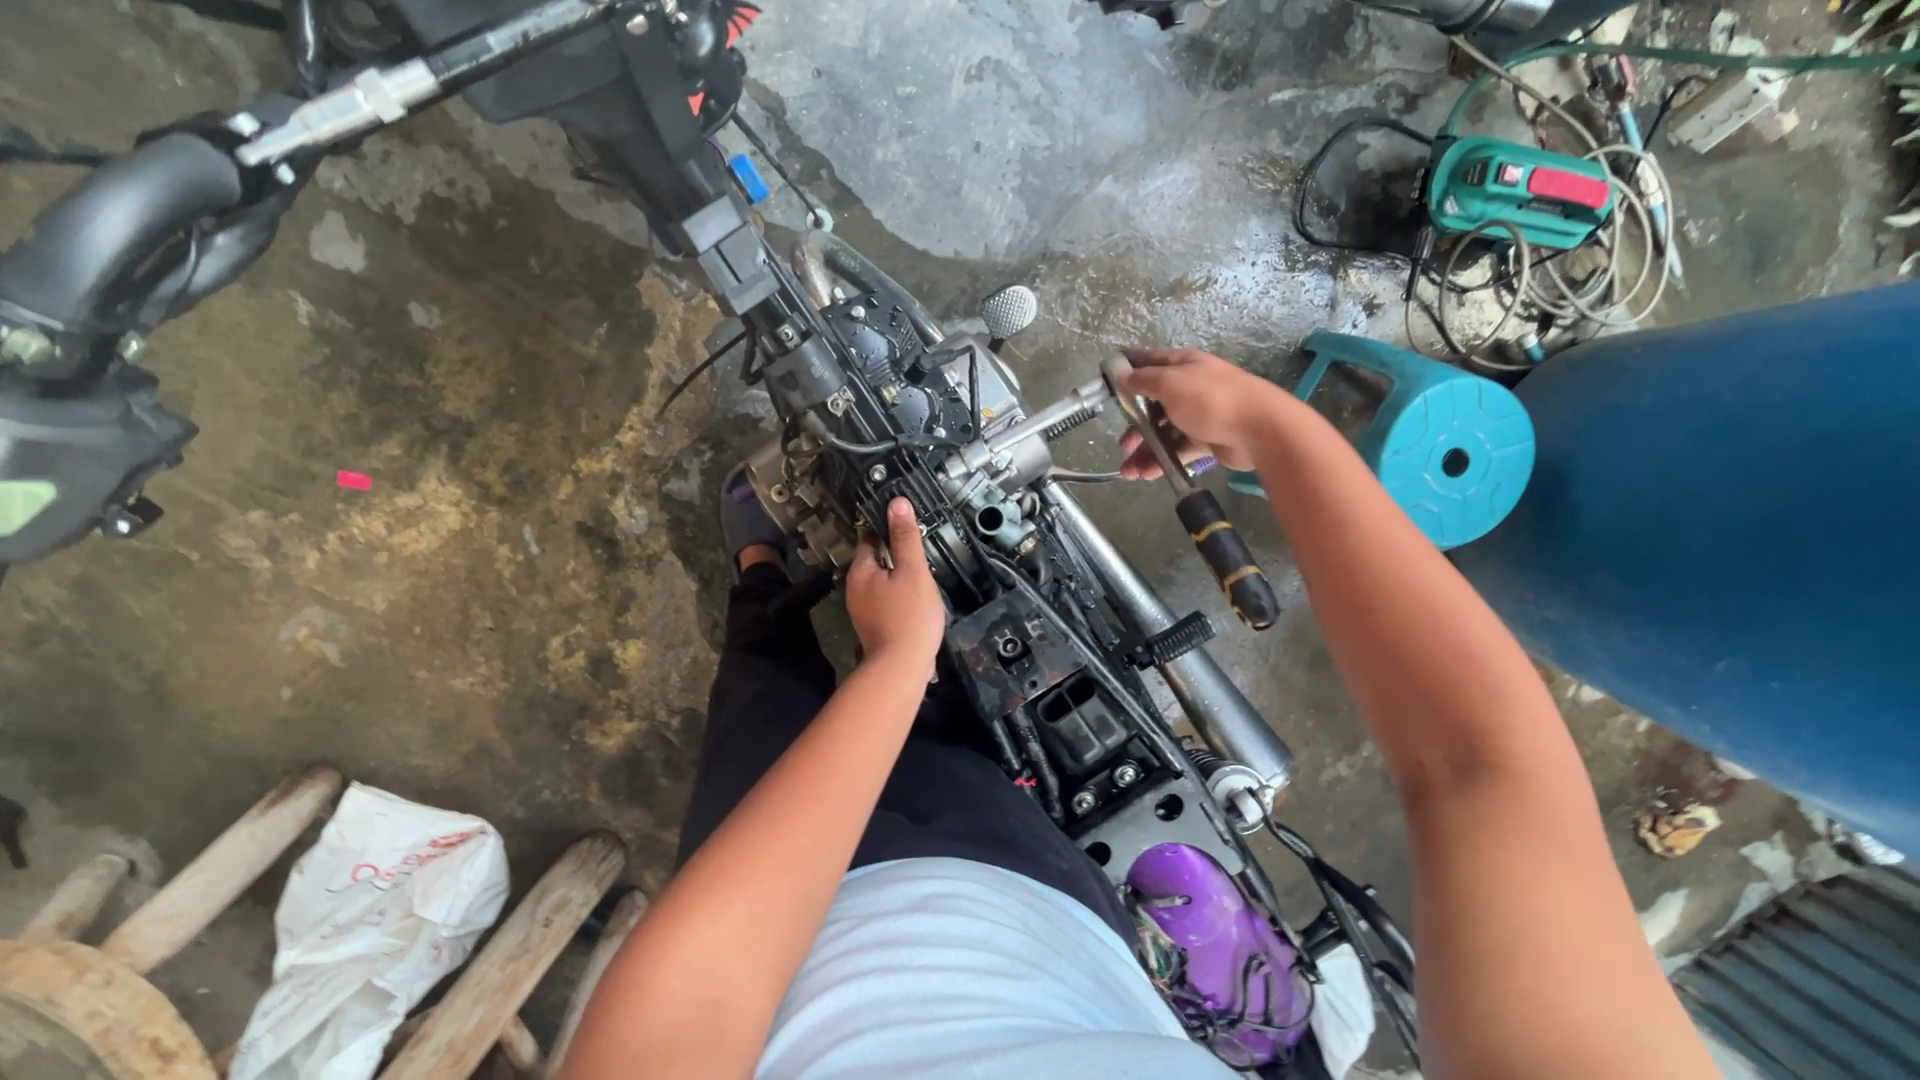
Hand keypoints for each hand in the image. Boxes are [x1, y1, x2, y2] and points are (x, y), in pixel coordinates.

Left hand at [845, 498, 944, 672]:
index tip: (907, 523)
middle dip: (895, 553)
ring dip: (898, 575)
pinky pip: (886, 600)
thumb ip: (905, 537)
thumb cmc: (909, 615)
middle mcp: (855, 588)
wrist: (902, 667)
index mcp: (860, 571)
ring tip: (923, 573)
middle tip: (921, 548)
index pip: (869, 537)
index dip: (887, 527)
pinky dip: (899, 594)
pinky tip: (917, 598)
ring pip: (882, 581)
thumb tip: (897, 503)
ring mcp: (862, 609)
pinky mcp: (874, 625)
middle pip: (875, 560)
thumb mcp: (912, 570)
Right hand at [1116, 347, 1290, 480]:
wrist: (1259, 429)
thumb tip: (1122, 374)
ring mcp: (1199, 414)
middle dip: (1135, 425)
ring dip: (1146, 450)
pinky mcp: (1207, 439)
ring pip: (1164, 431)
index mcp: (1183, 365)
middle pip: (1154, 404)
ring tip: (1129, 471)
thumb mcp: (1171, 383)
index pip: (1149, 362)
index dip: (1127, 370)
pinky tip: (1147, 474)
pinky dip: (1163, 460)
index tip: (1106, 383)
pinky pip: (1178, 449)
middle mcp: (1190, 387)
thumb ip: (1143, 380)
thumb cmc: (1211, 399)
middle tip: (1122, 443)